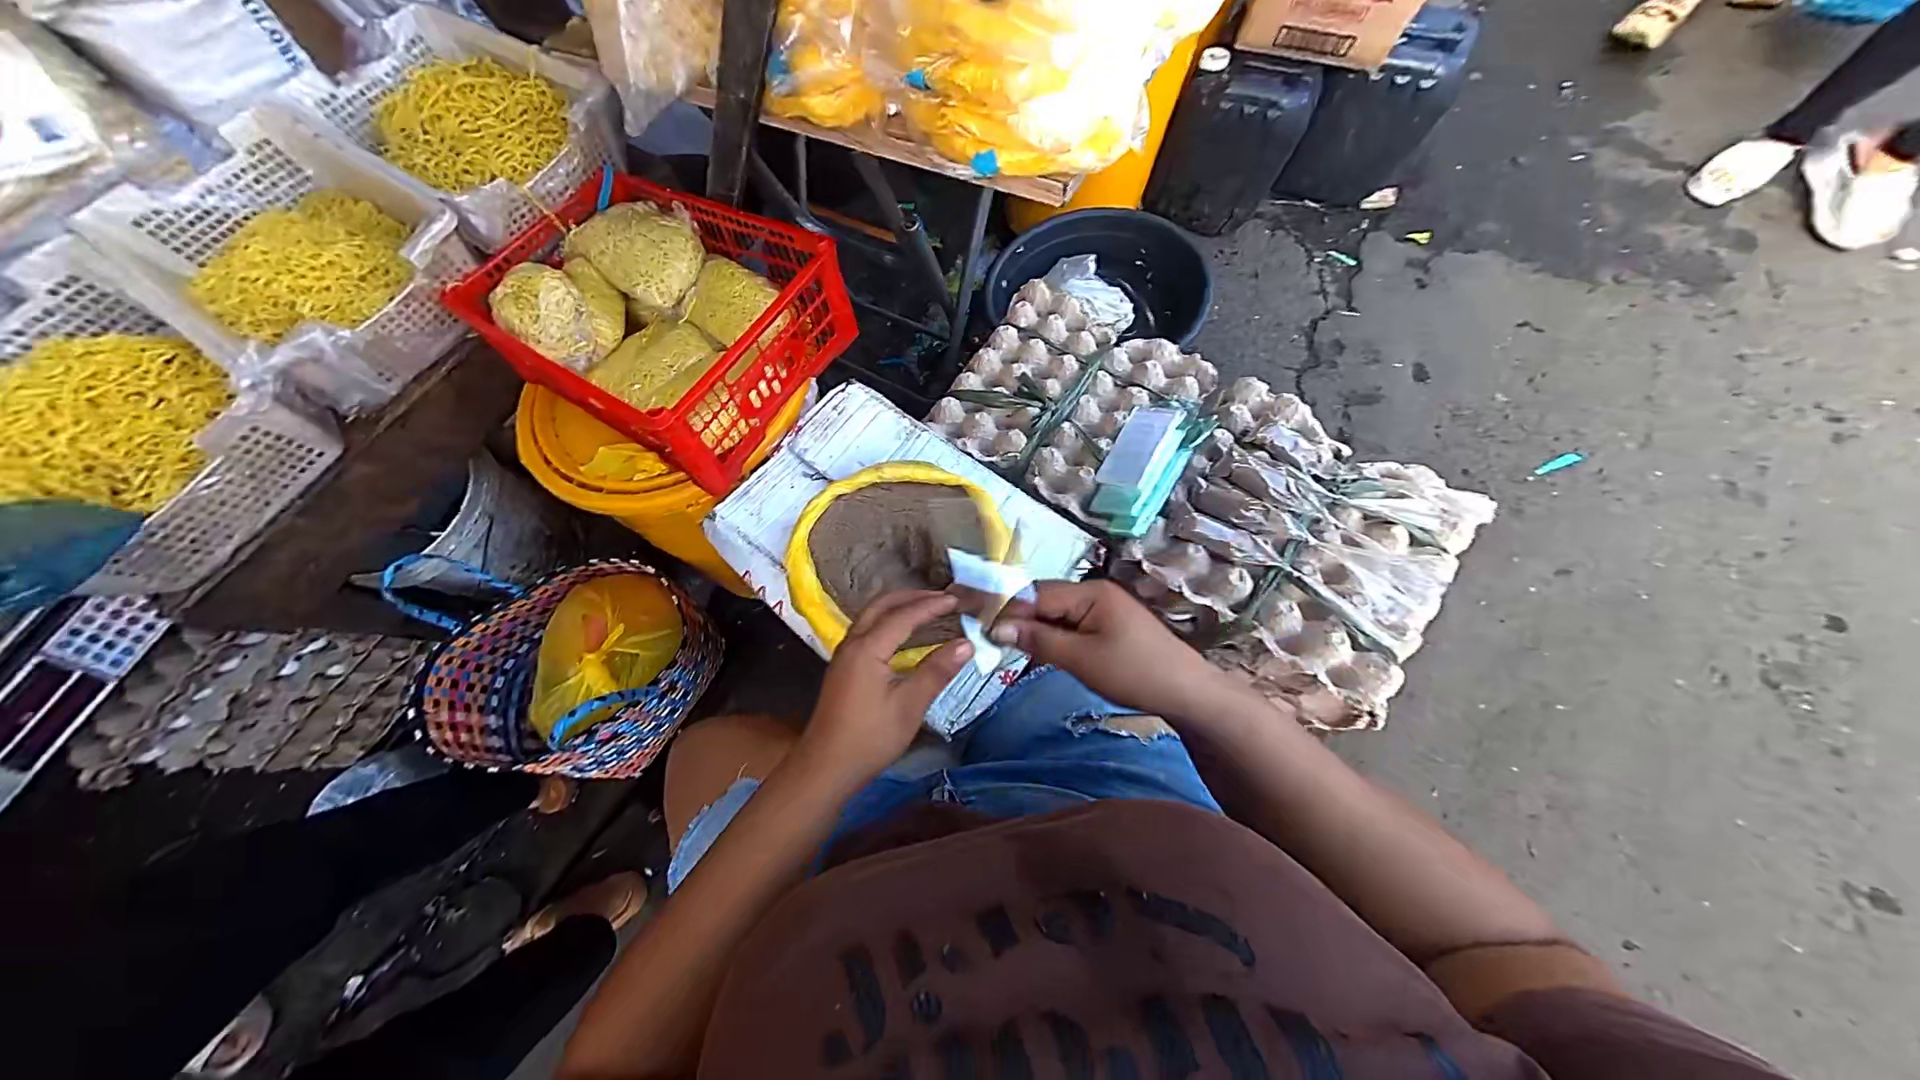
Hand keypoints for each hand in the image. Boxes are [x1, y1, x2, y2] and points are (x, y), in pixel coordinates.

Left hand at [796, 590, 973, 783]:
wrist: (825, 767)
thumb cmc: (870, 737)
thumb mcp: (910, 705)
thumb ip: (937, 671)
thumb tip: (966, 644)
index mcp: (867, 648)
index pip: (903, 615)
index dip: (931, 605)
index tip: (957, 600)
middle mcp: (852, 644)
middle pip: (882, 605)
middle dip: (912, 597)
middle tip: (942, 597)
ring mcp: (844, 655)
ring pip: (871, 616)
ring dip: (898, 607)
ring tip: (926, 608)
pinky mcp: (843, 668)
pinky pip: (868, 630)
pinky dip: (888, 621)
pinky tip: (903, 634)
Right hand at [986, 580, 1232, 720]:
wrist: (1188, 693)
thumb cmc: (1134, 673)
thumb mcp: (1080, 659)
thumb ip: (1038, 640)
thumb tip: (997, 627)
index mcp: (1090, 592)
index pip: (1036, 593)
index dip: (1006, 609)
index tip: (979, 626)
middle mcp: (1095, 592)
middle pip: (1044, 599)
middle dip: (1017, 618)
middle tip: (989, 640)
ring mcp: (1104, 608)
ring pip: (1056, 614)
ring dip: (1034, 630)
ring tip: (1008, 648)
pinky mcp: (1109, 626)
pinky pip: (1070, 625)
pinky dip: (1052, 638)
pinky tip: (1039, 652)